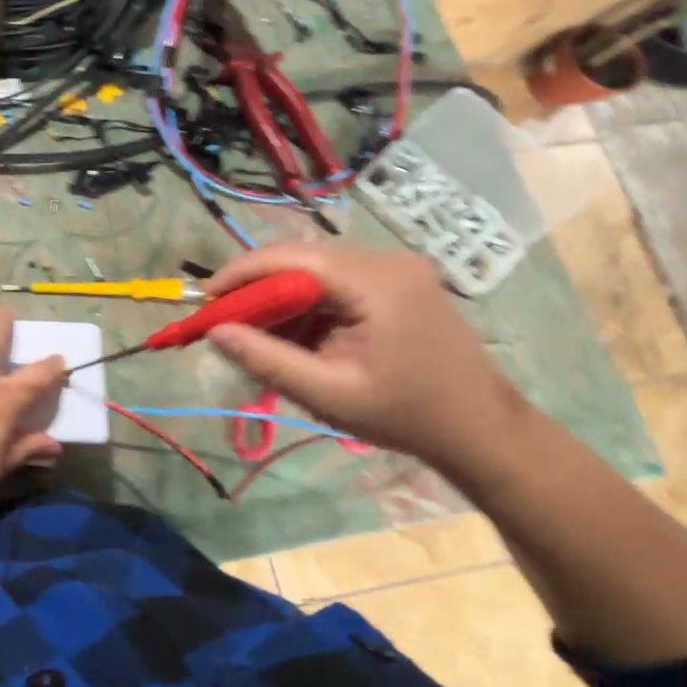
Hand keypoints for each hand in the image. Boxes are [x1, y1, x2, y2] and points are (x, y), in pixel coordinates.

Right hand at [203, 243, 532, 465]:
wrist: (481, 429)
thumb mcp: (327, 393)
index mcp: (377, 282)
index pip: (290, 257)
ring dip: (278, 298)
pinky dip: (304, 305)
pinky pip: (334, 282)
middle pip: (300, 259)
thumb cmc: (405, 415)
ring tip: (255, 336)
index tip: (204, 302)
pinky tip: (293, 337)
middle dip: (255, 288)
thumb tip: (214, 332)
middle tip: (223, 322)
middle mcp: (387, 261)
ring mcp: (396, 269)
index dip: (240, 274)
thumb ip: (267, 359)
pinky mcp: (396, 282)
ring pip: (313, 270)